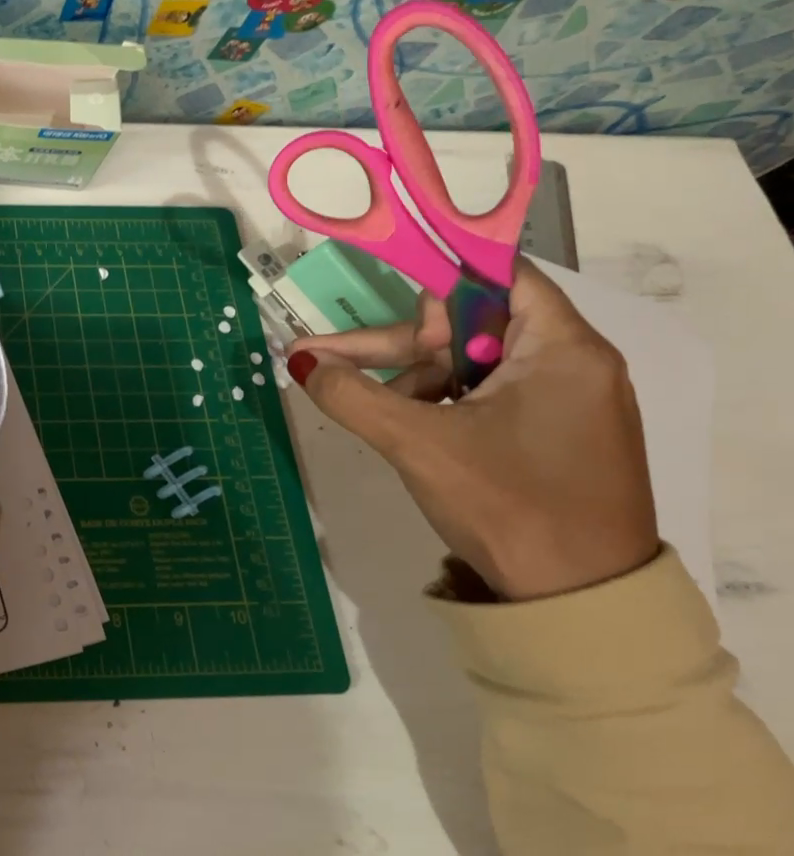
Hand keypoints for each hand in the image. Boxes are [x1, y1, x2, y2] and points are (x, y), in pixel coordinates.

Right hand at [287, 261, 659, 601]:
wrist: (579, 603)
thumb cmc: (509, 504)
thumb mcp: (417, 443)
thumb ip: (350, 393)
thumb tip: (298, 360)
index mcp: (562, 349)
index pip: (497, 275)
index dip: (435, 274)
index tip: (374, 286)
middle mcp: (570, 364)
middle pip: (465, 325)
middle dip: (392, 344)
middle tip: (323, 358)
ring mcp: (560, 402)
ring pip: (464, 364)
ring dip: (404, 378)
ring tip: (351, 402)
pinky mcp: (547, 436)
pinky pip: (478, 397)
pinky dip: (431, 403)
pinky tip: (392, 422)